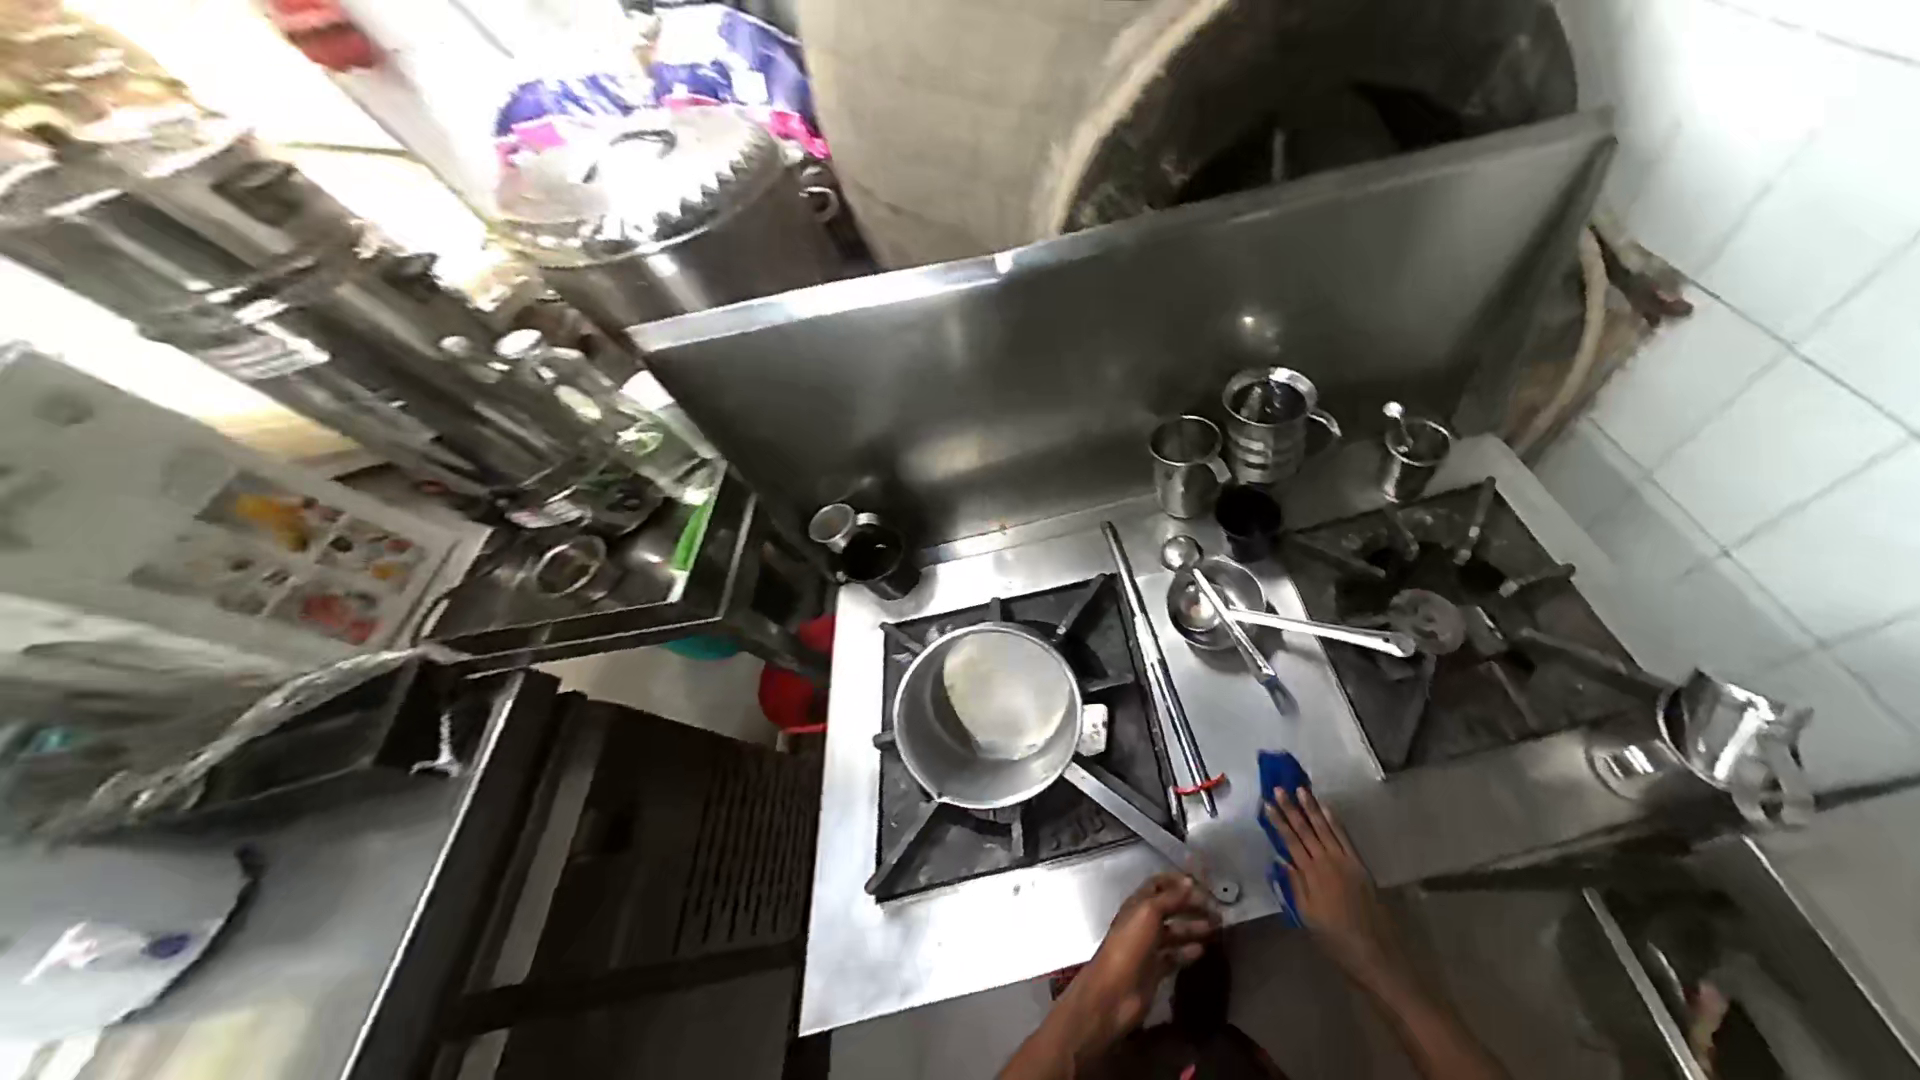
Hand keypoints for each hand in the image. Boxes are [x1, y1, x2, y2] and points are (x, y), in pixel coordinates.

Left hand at [1056, 872, 1219, 1056]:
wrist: (1115, 991)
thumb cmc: (1130, 945)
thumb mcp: (1148, 913)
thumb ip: (1169, 898)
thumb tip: (1189, 881)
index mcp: (1137, 904)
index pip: (1157, 885)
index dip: (1176, 882)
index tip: (1201, 884)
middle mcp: (1142, 922)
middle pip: (1168, 909)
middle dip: (1190, 907)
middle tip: (1215, 910)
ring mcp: (1148, 947)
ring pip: (1173, 933)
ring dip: (1192, 928)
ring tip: (1215, 929)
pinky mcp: (1154, 969)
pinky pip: (1173, 956)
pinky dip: (1187, 952)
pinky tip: (1202, 951)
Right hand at [1266, 789, 1404, 988]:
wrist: (1375, 955)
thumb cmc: (1335, 939)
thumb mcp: (1307, 915)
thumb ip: (1294, 885)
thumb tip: (1281, 859)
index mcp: (1311, 874)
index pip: (1290, 841)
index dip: (1278, 821)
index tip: (1266, 803)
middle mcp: (1328, 862)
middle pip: (1306, 830)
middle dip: (1291, 808)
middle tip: (1279, 788)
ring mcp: (1346, 862)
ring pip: (1325, 829)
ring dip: (1312, 808)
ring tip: (1301, 790)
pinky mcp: (1361, 867)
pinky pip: (1345, 838)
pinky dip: (1335, 822)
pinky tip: (1327, 811)